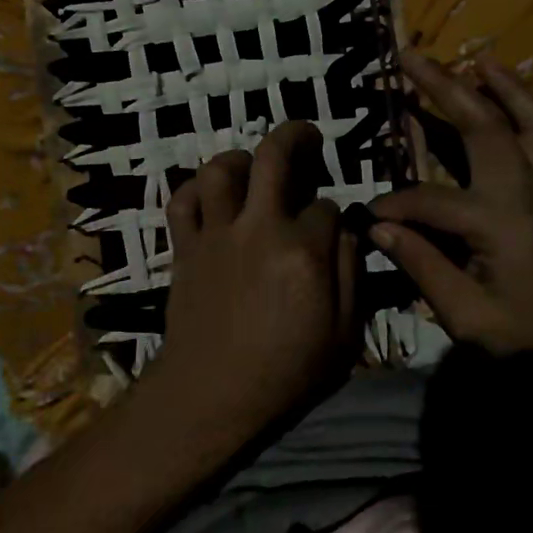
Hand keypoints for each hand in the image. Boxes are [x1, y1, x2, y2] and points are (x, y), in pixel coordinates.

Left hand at [146, 121, 360, 432]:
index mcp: (302, 250)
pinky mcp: (184, 249)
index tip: (334, 231)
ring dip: (240, 158)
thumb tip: (347, 232)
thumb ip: (351, 275)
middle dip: (296, 136)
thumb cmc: (285, 372)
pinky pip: (181, 202)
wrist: (211, 396)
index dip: (335, 214)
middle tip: (307, 136)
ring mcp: (216, 235)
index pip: (327, 206)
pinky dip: (194, 191)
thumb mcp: (343, 334)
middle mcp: (258, 228)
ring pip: (219, 170)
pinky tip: (210, 198)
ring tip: (252, 165)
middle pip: (273, 157)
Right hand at [370, 51, 532, 354]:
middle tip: (411, 56)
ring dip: (505, 88)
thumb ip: (421, 265)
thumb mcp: (468, 315)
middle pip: (485, 127)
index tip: (369, 217)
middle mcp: (526, 193)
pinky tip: (506, 105)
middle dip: (445, 87)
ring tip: (479, 61)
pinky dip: (525, 113)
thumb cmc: (529, 340)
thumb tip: (378, 226)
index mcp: (501, 223)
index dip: (396, 206)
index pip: (433, 200)